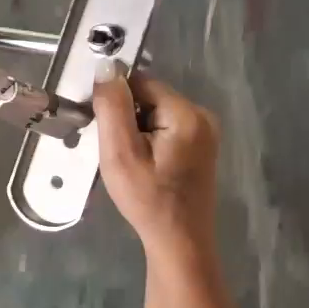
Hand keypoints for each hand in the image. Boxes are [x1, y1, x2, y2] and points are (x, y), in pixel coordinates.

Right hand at [90, 61, 219, 259]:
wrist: (179, 241)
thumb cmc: (147, 198)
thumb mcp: (120, 151)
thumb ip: (112, 106)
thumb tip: (105, 66)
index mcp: (186, 113)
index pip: (139, 82)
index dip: (116, 101)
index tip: (104, 129)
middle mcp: (202, 116)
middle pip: (148, 96)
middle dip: (125, 116)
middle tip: (117, 151)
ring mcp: (204, 132)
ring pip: (153, 112)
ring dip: (134, 130)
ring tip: (129, 160)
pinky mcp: (200, 147)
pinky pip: (164, 128)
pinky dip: (147, 140)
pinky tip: (142, 164)